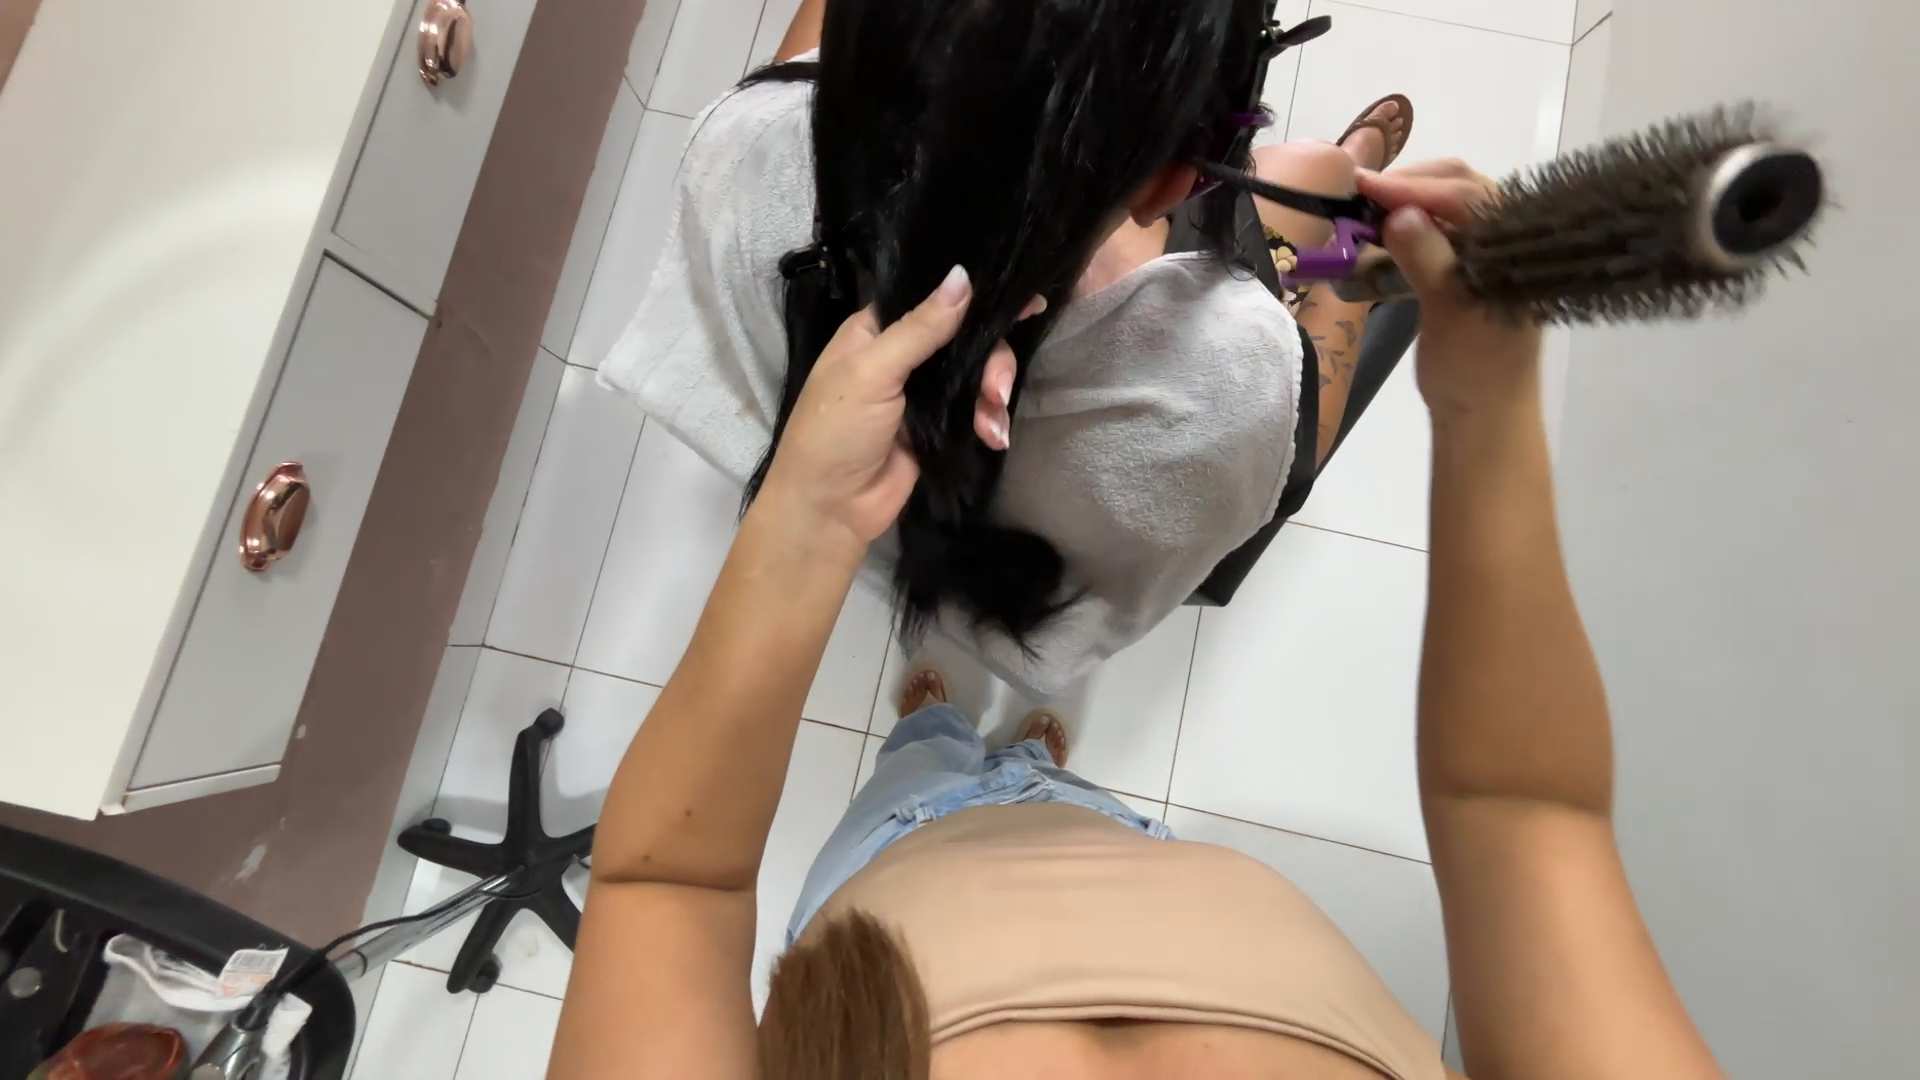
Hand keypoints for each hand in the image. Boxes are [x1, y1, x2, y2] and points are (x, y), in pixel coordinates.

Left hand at [756, 265, 1020, 550]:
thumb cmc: (836, 431)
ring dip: (992, 394)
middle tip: (997, 388)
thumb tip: (963, 275)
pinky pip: (973, 411)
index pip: (932, 299)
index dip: (974, 297)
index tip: (1022, 301)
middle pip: (965, 338)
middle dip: (990, 360)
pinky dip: (988, 420)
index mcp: (876, 330)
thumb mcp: (872, 372)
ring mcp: (920, 393)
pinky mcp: (936, 427)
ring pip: (974, 375)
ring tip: (992, 420)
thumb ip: (920, 328)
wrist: (830, 508)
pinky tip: (993, 436)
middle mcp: (901, 355)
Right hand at [1358, 160, 1542, 419]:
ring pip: (1445, 212)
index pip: (1465, 194)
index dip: (1413, 186)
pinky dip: (1405, 234)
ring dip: (1404, 207)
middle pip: (1459, 189)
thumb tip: (1398, 213)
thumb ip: (1427, 257)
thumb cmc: (1473, 367)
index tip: (1363, 186)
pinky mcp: (1464, 276)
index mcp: (1515, 242)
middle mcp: (1506, 239)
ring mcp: (1485, 257)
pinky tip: (1380, 239)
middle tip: (1360, 195)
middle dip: (1409, 187)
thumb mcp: (1450, 310)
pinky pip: (1435, 239)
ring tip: (1365, 212)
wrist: (1482, 414)